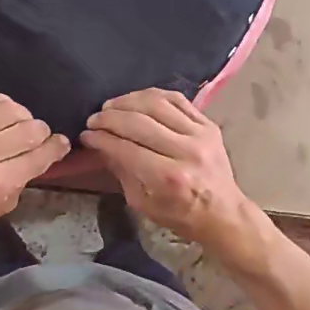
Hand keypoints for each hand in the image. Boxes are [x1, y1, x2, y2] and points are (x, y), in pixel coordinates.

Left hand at [0, 90, 69, 249]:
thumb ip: (21, 182)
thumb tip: (41, 155)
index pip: (38, 156)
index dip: (57, 147)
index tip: (61, 143)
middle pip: (29, 129)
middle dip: (42, 132)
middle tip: (39, 137)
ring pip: (10, 109)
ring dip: (23, 115)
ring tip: (20, 124)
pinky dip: (1, 102)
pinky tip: (2, 113)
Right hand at [81, 88, 257, 252]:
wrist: (223, 213)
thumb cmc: (180, 215)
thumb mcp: (143, 203)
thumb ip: (122, 171)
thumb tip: (102, 145)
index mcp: (168, 177)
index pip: (126, 148)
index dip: (101, 139)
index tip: (86, 135)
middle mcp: (186, 151)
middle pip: (138, 123)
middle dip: (109, 118)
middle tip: (93, 120)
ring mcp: (200, 134)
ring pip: (157, 104)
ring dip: (127, 101)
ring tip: (111, 106)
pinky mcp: (209, 125)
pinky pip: (177, 99)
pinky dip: (152, 95)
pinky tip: (136, 99)